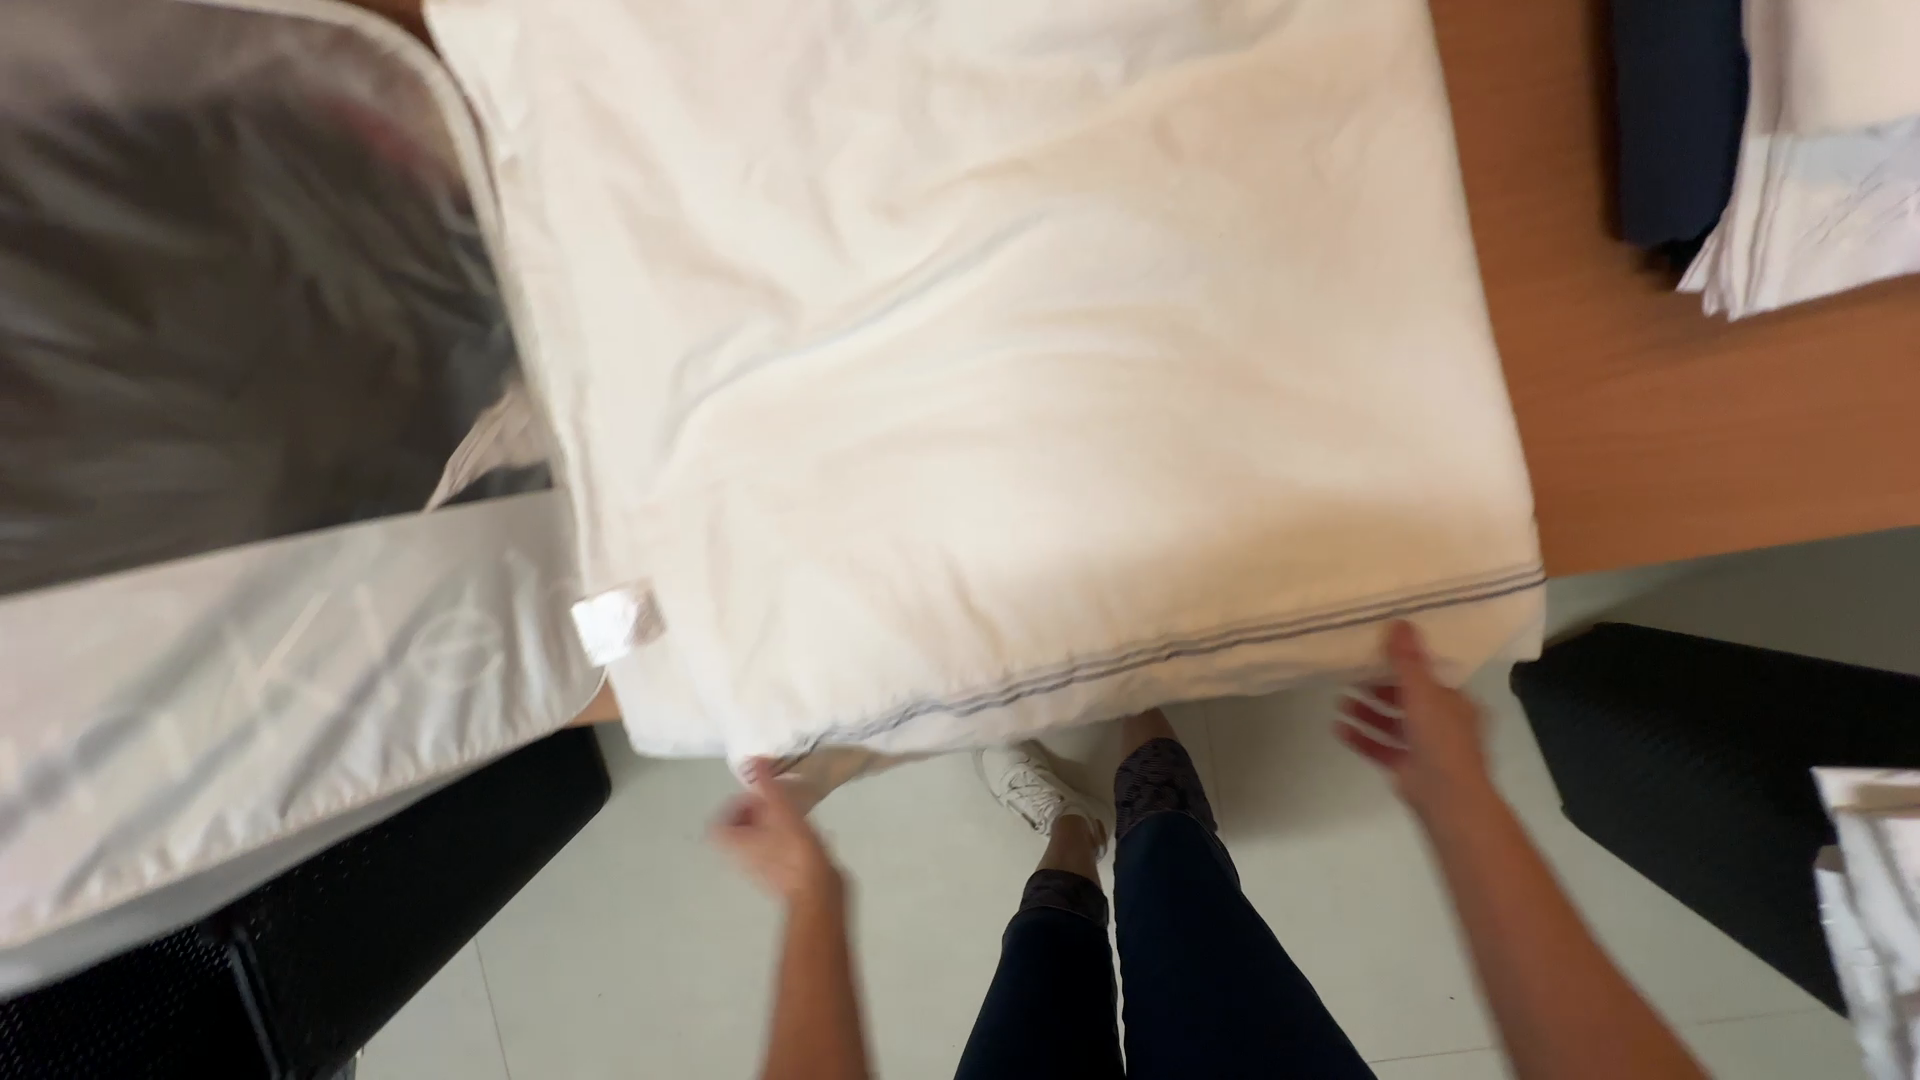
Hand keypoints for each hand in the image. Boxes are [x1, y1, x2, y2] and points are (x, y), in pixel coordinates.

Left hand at [712, 760, 843, 904]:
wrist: (818, 890)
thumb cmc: (795, 849)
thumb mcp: (780, 808)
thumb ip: (766, 783)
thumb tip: (752, 759)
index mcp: (736, 844)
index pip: (718, 825)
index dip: (732, 806)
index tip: (755, 796)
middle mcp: (744, 858)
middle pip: (739, 831)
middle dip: (756, 810)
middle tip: (775, 799)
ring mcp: (762, 869)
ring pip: (759, 839)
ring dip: (772, 821)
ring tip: (792, 809)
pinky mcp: (782, 874)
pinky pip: (776, 849)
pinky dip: (786, 835)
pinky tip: (806, 828)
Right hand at [1337, 621, 1497, 818]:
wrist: (1447, 797)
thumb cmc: (1442, 739)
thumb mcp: (1423, 693)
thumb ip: (1407, 660)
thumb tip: (1400, 621)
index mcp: (1456, 703)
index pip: (1431, 677)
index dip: (1405, 664)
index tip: (1378, 652)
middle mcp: (1444, 723)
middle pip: (1407, 699)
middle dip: (1379, 689)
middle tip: (1352, 676)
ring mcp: (1425, 748)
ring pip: (1392, 724)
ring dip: (1367, 712)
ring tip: (1340, 701)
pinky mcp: (1406, 768)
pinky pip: (1380, 747)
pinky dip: (1361, 737)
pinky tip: (1338, 728)